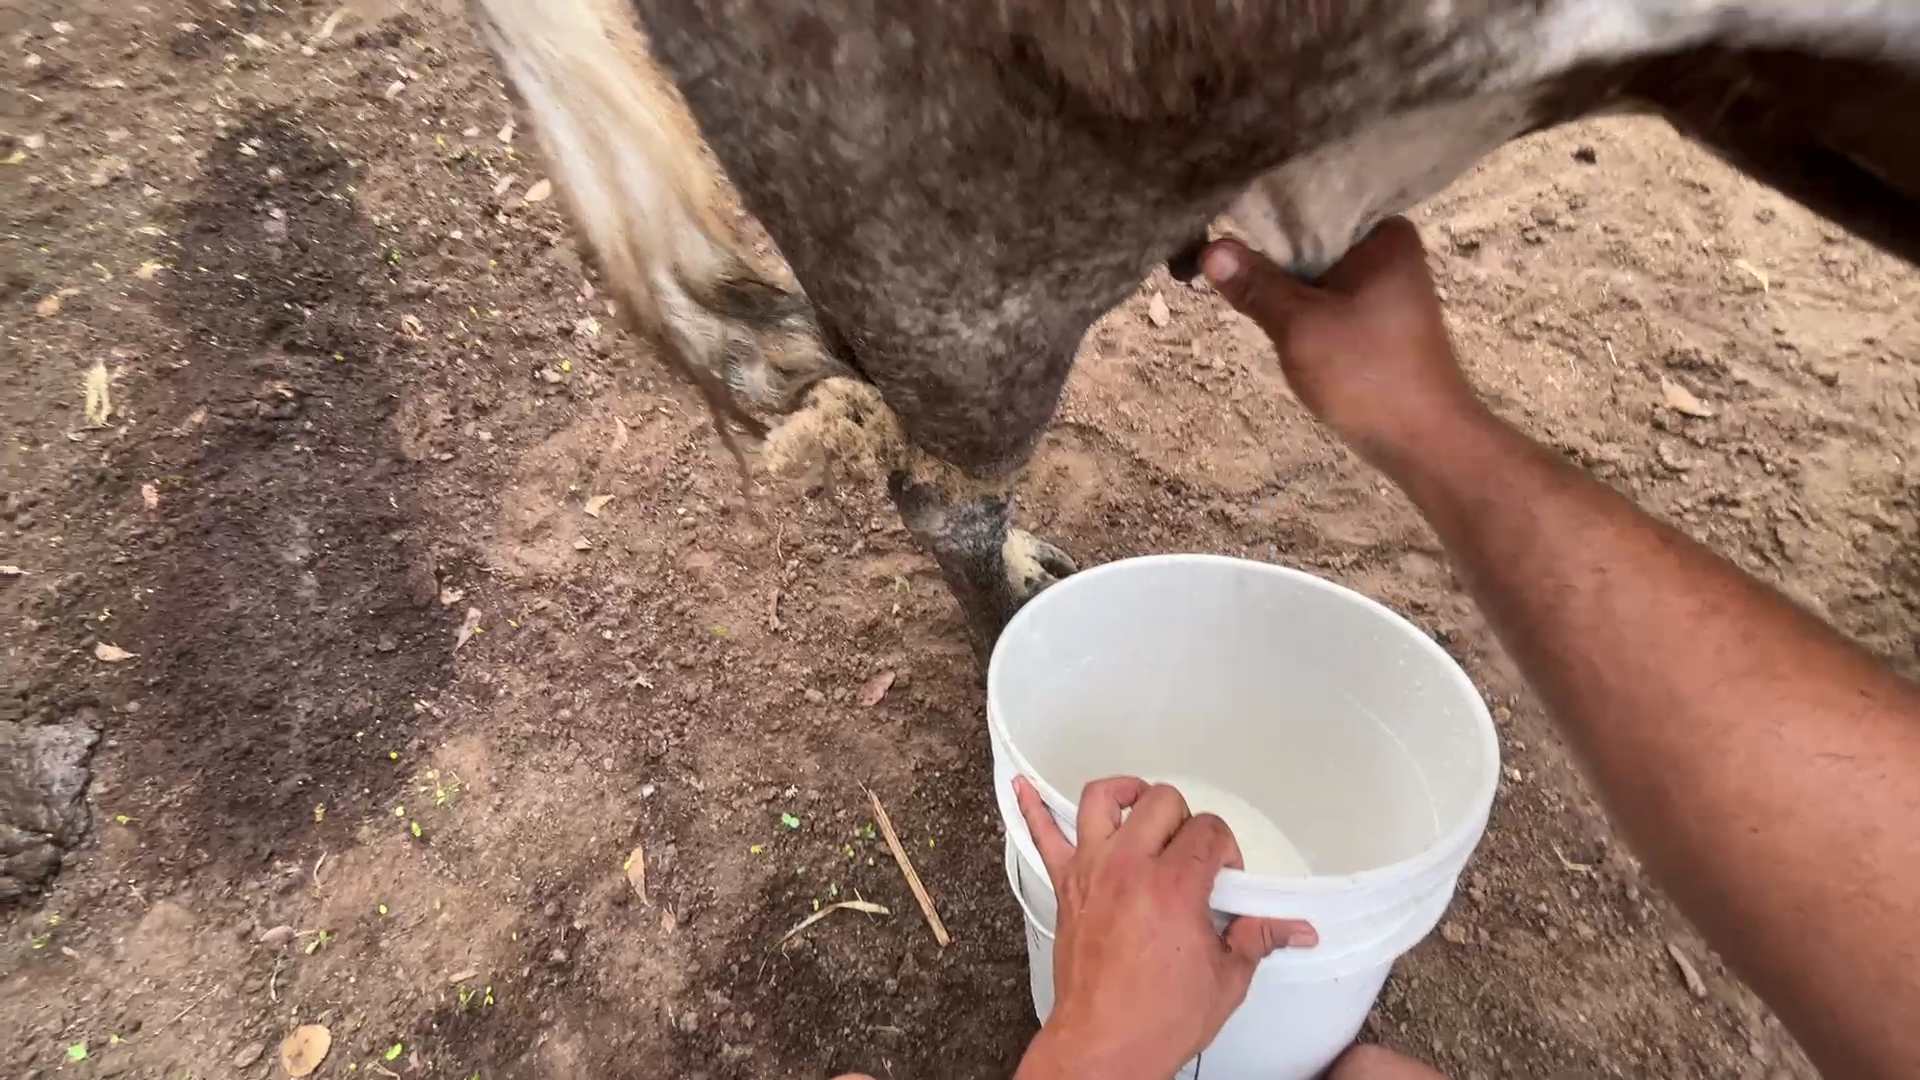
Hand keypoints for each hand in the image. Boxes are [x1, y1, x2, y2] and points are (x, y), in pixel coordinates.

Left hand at [1012, 776, 1316, 1079]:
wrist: (1105, 1043)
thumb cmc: (1156, 1017)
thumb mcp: (1225, 980)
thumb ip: (1256, 938)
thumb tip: (1290, 927)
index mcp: (1174, 886)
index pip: (1208, 830)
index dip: (1224, 846)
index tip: (1224, 869)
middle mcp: (1130, 866)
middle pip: (1160, 801)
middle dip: (1184, 817)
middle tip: (1189, 848)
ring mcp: (1092, 869)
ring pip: (1101, 799)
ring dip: (1124, 793)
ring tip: (1138, 801)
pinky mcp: (1065, 882)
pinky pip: (1041, 834)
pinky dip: (1032, 808)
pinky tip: (1025, 789)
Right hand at [1201, 218, 1487, 473]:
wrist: (1419, 438)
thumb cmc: (1364, 373)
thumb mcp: (1299, 326)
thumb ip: (1255, 285)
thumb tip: (1209, 248)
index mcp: (1382, 234)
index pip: (1311, 206)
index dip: (1261, 217)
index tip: (1216, 227)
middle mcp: (1386, 250)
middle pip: (1309, 239)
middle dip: (1266, 255)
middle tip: (1213, 259)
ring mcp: (1380, 287)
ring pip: (1312, 273)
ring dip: (1277, 284)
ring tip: (1231, 283)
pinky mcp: (1372, 319)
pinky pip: (1322, 298)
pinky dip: (1294, 306)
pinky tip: (1267, 315)